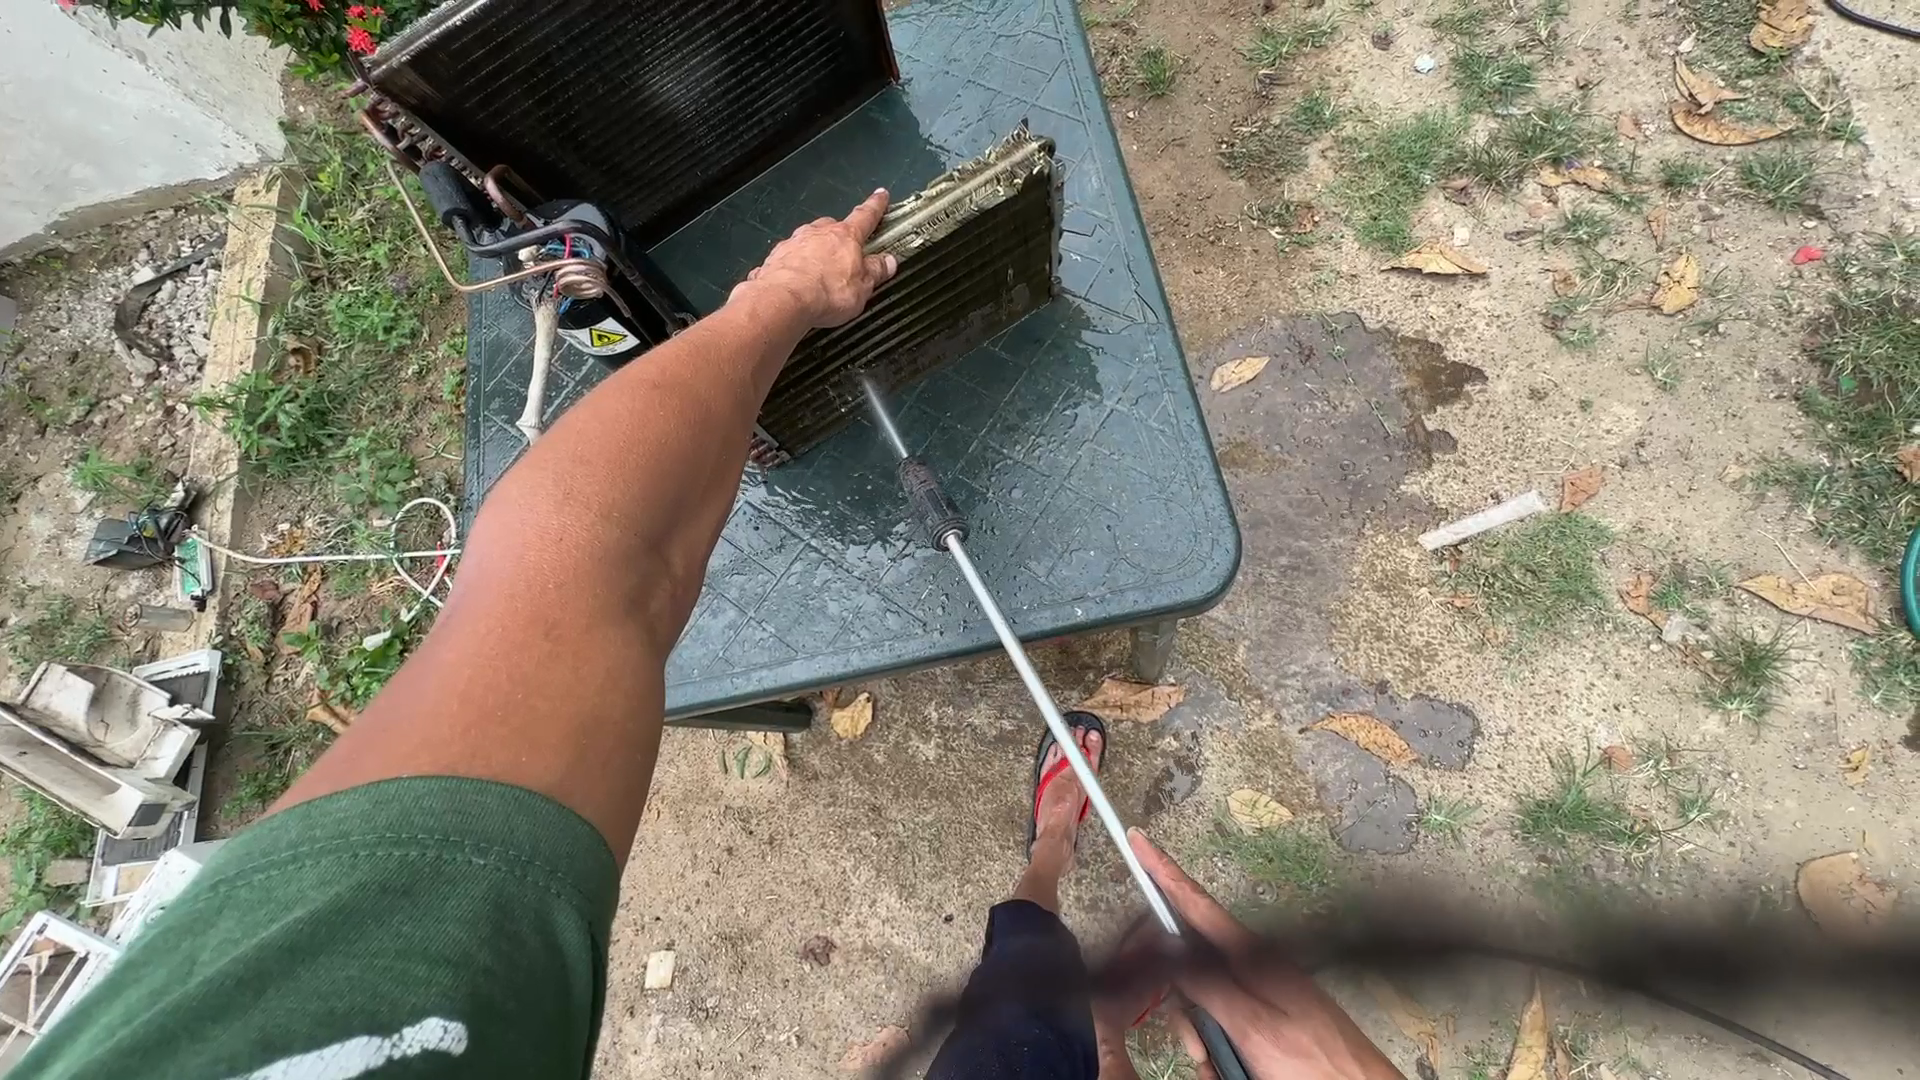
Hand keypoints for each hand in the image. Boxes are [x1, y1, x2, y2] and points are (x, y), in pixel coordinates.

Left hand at [730, 189, 898, 327]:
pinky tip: (799, 285)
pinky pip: (791, 259)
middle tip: (846, 255)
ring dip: (816, 254)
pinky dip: (797, 268)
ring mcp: (795, 243)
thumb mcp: (863, 287)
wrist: (785, 300)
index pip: (865, 216)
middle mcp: (818, 233)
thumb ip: (875, 272)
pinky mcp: (776, 257)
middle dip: (840, 238)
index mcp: (845, 236)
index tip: (880, 196)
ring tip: (821, 278)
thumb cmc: (825, 292)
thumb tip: (888, 262)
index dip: (875, 206)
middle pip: (833, 228)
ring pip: (810, 242)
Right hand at [1128, 830, 1405, 1079]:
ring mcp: (1258, 993)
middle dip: (1181, 1004)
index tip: (1137, 837)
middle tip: (1197, 1049)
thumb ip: (1207, 983)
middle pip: (1189, 963)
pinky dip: (1218, 1049)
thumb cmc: (1314, 1063)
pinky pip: (1222, 1024)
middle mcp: (1250, 965)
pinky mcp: (1263, 1018)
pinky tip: (1229, 1072)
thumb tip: (1165, 945)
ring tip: (1218, 1069)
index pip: (1194, 900)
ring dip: (1200, 1037)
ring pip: (1202, 999)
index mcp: (1248, 954)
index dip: (1162, 869)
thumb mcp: (1253, 1025)